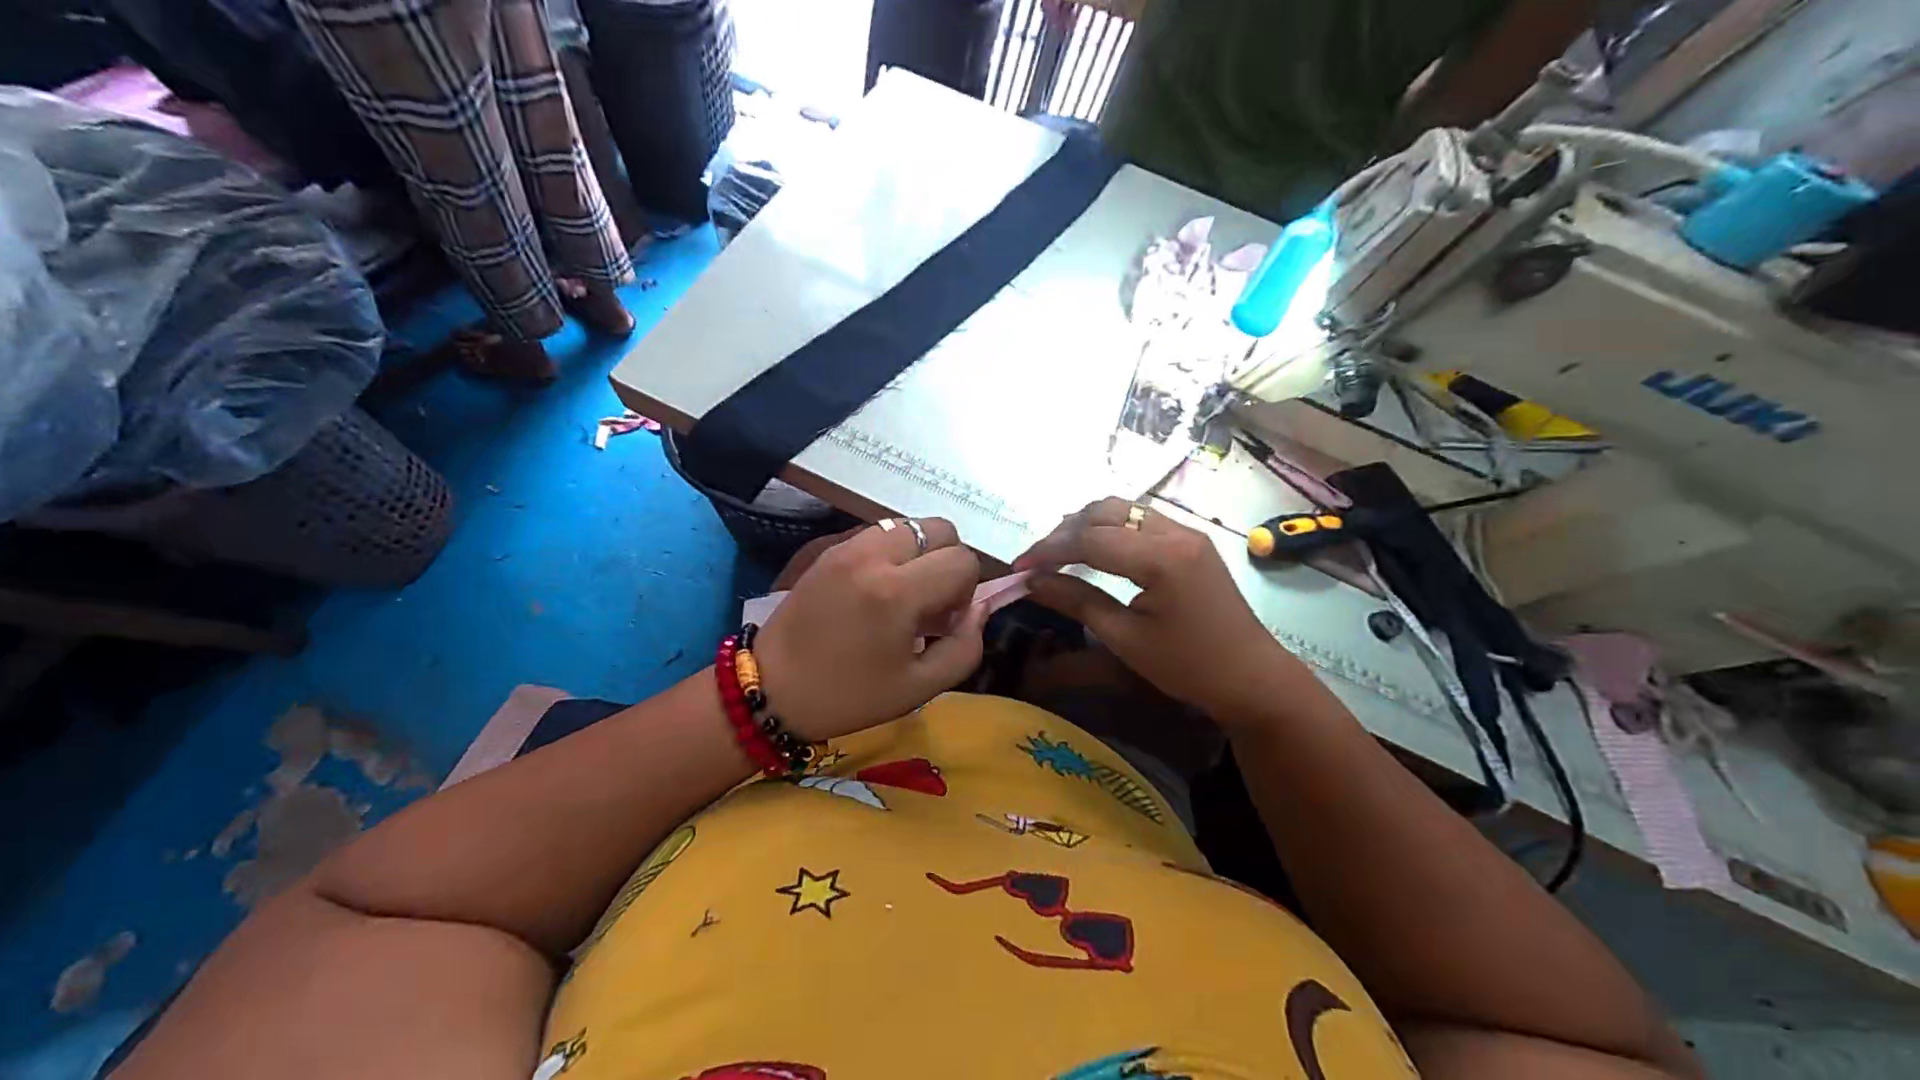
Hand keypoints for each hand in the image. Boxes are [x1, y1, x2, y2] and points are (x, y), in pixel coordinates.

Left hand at [754, 517, 986, 740]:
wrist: (771, 688)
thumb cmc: (848, 697)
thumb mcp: (919, 688)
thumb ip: (965, 647)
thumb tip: (980, 608)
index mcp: (897, 592)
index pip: (962, 560)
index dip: (967, 591)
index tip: (944, 622)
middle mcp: (874, 556)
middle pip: (940, 529)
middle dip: (948, 562)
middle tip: (930, 601)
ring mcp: (847, 546)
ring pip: (909, 525)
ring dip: (920, 553)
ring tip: (903, 593)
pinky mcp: (830, 549)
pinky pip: (879, 533)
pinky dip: (892, 552)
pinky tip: (877, 589)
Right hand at [1013, 497, 1310, 723]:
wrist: (1252, 677)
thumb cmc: (1188, 667)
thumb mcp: (1126, 639)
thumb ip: (1077, 601)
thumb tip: (1033, 582)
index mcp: (1161, 559)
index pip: (1090, 540)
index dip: (1049, 550)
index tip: (1020, 568)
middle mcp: (1175, 532)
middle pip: (1104, 511)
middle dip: (1064, 532)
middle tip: (1037, 560)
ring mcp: (1186, 531)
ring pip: (1123, 508)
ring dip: (1086, 525)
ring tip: (1058, 552)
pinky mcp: (1191, 539)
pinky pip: (1140, 519)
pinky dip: (1110, 528)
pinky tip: (1093, 549)